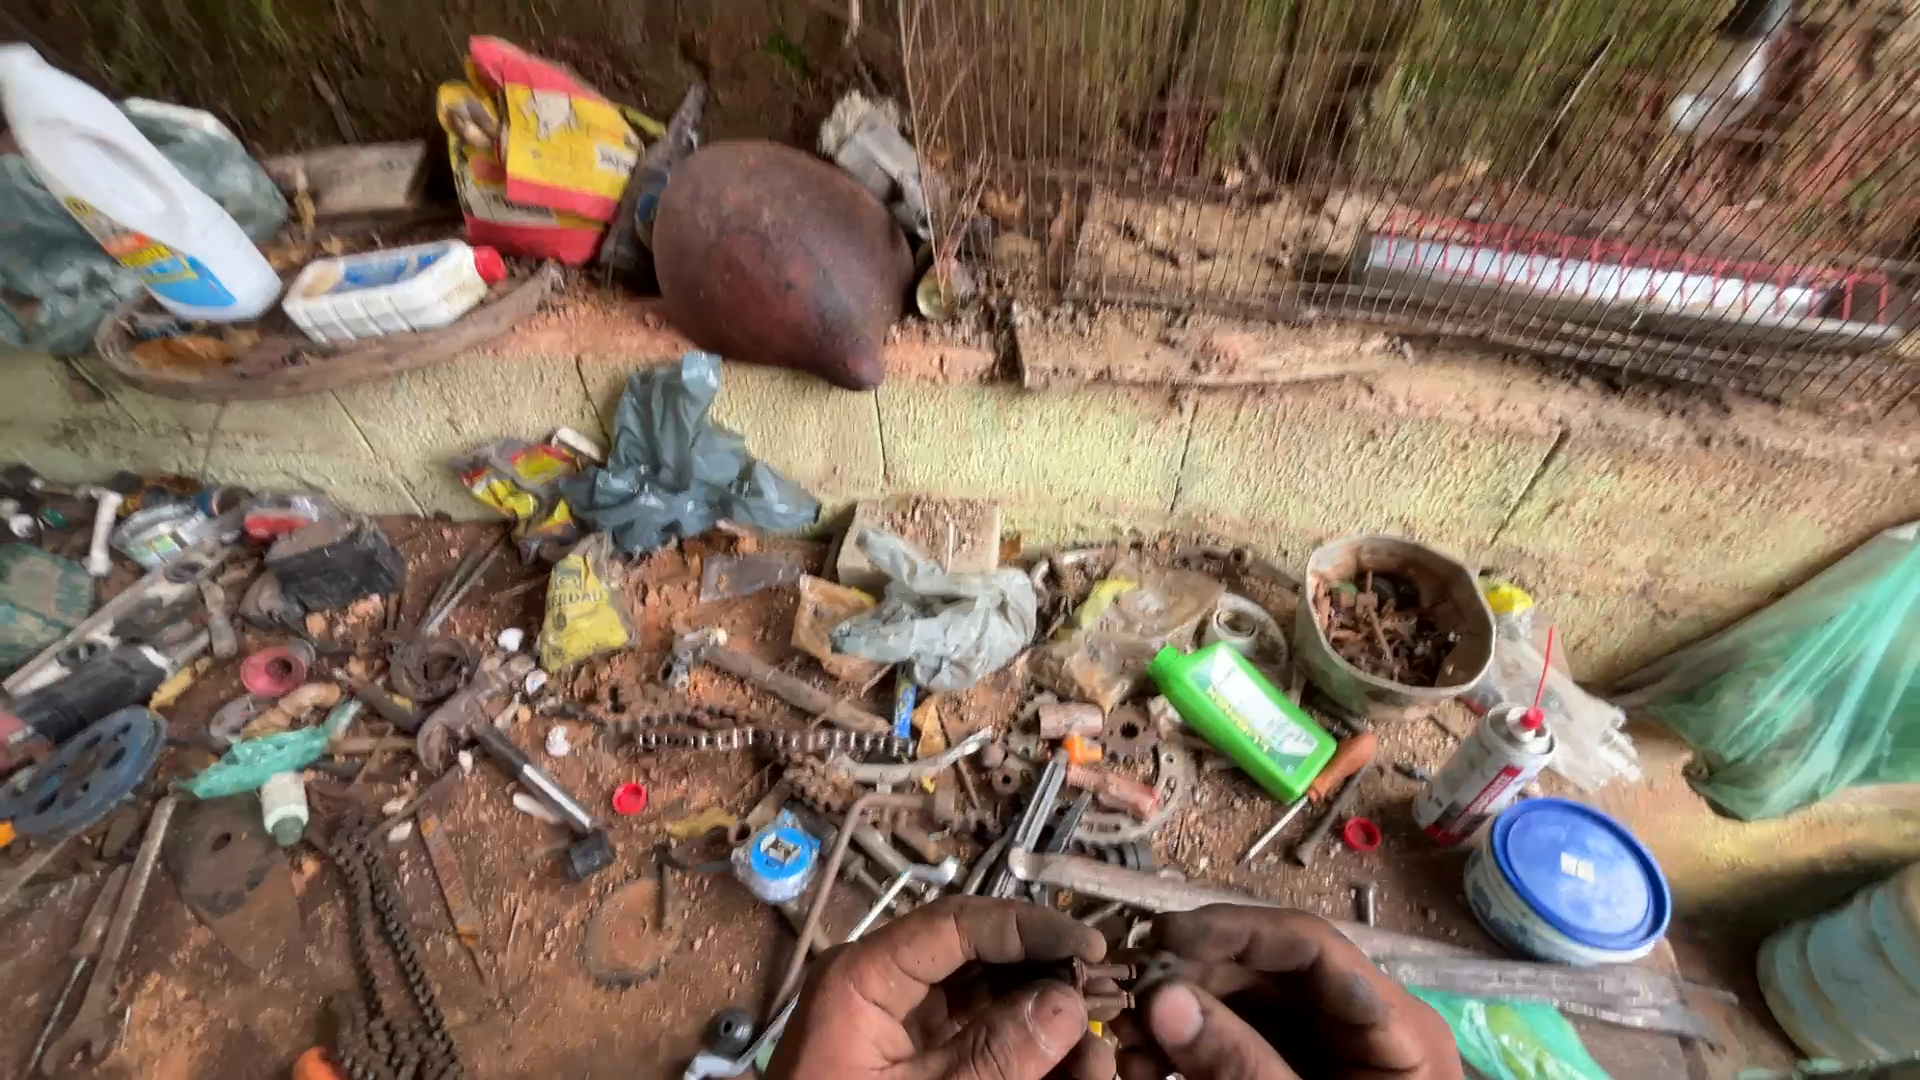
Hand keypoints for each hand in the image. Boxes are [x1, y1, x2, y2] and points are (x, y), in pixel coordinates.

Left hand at [766, 896, 1116, 1079]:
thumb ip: (992, 1058)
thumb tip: (1066, 1003)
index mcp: (864, 976)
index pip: (954, 924)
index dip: (1024, 926)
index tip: (1085, 942)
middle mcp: (886, 985)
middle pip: (977, 955)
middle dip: (1042, 974)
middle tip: (1101, 991)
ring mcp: (903, 1023)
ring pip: (987, 996)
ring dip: (1042, 1018)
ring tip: (1094, 1052)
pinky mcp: (919, 1057)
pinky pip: (980, 1037)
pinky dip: (1023, 1051)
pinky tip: (1070, 1066)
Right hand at [1118, 905, 1460, 1079]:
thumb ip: (1240, 1067)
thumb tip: (1159, 998)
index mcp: (1394, 1024)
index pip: (1308, 943)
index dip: (1233, 929)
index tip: (1163, 937)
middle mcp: (1352, 1014)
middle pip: (1260, 964)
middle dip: (1188, 977)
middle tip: (1128, 997)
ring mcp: (1318, 1038)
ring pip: (1233, 994)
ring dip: (1175, 1012)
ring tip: (1125, 1041)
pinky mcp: (1284, 1060)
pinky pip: (1228, 1031)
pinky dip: (1184, 1046)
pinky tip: (1143, 1065)